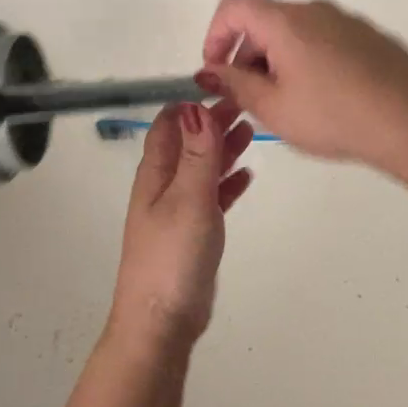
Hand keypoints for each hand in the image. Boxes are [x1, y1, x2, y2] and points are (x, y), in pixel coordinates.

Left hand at [108, 99, 254, 350]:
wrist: (161, 319)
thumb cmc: (172, 255)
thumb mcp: (188, 198)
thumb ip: (196, 155)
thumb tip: (196, 106)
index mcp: (155, 173)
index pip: (169, 124)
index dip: (193, 103)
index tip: (225, 86)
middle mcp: (163, 186)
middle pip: (188, 143)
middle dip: (213, 122)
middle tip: (249, 105)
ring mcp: (177, 211)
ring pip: (201, 168)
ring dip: (223, 148)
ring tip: (252, 131)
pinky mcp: (192, 234)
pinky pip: (211, 197)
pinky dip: (226, 182)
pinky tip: (246, 176)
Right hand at [195, 0, 407, 167]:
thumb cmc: (333, 116)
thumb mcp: (273, 109)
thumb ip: (234, 85)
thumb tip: (209, 71)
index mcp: (285, 21)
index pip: (233, 7)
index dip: (214, 36)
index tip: (216, 72)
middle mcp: (315, 10)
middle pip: (265, 20)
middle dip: (247, 55)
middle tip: (249, 99)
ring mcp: (347, 21)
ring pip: (297, 32)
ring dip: (279, 60)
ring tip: (288, 103)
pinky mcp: (371, 37)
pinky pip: (326, 41)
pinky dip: (311, 61)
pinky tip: (325, 99)